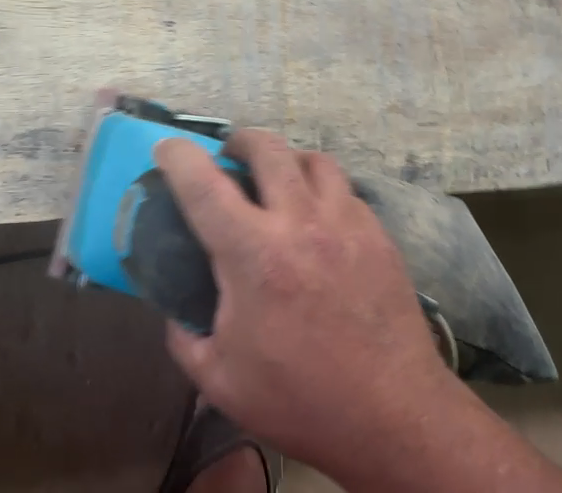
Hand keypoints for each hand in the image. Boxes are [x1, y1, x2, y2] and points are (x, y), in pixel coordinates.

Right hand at [152, 130, 456, 476]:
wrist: (396, 420)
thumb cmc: (300, 401)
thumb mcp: (219, 380)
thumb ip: (183, 336)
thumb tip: (174, 310)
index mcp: (252, 253)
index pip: (201, 182)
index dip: (176, 155)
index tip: (165, 150)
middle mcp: (299, 223)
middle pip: (267, 148)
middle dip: (240, 141)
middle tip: (229, 154)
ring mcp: (346, 225)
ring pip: (313, 160)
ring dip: (286, 159)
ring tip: (277, 178)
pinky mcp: (379, 238)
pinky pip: (346, 190)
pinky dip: (322, 189)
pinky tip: (317, 216)